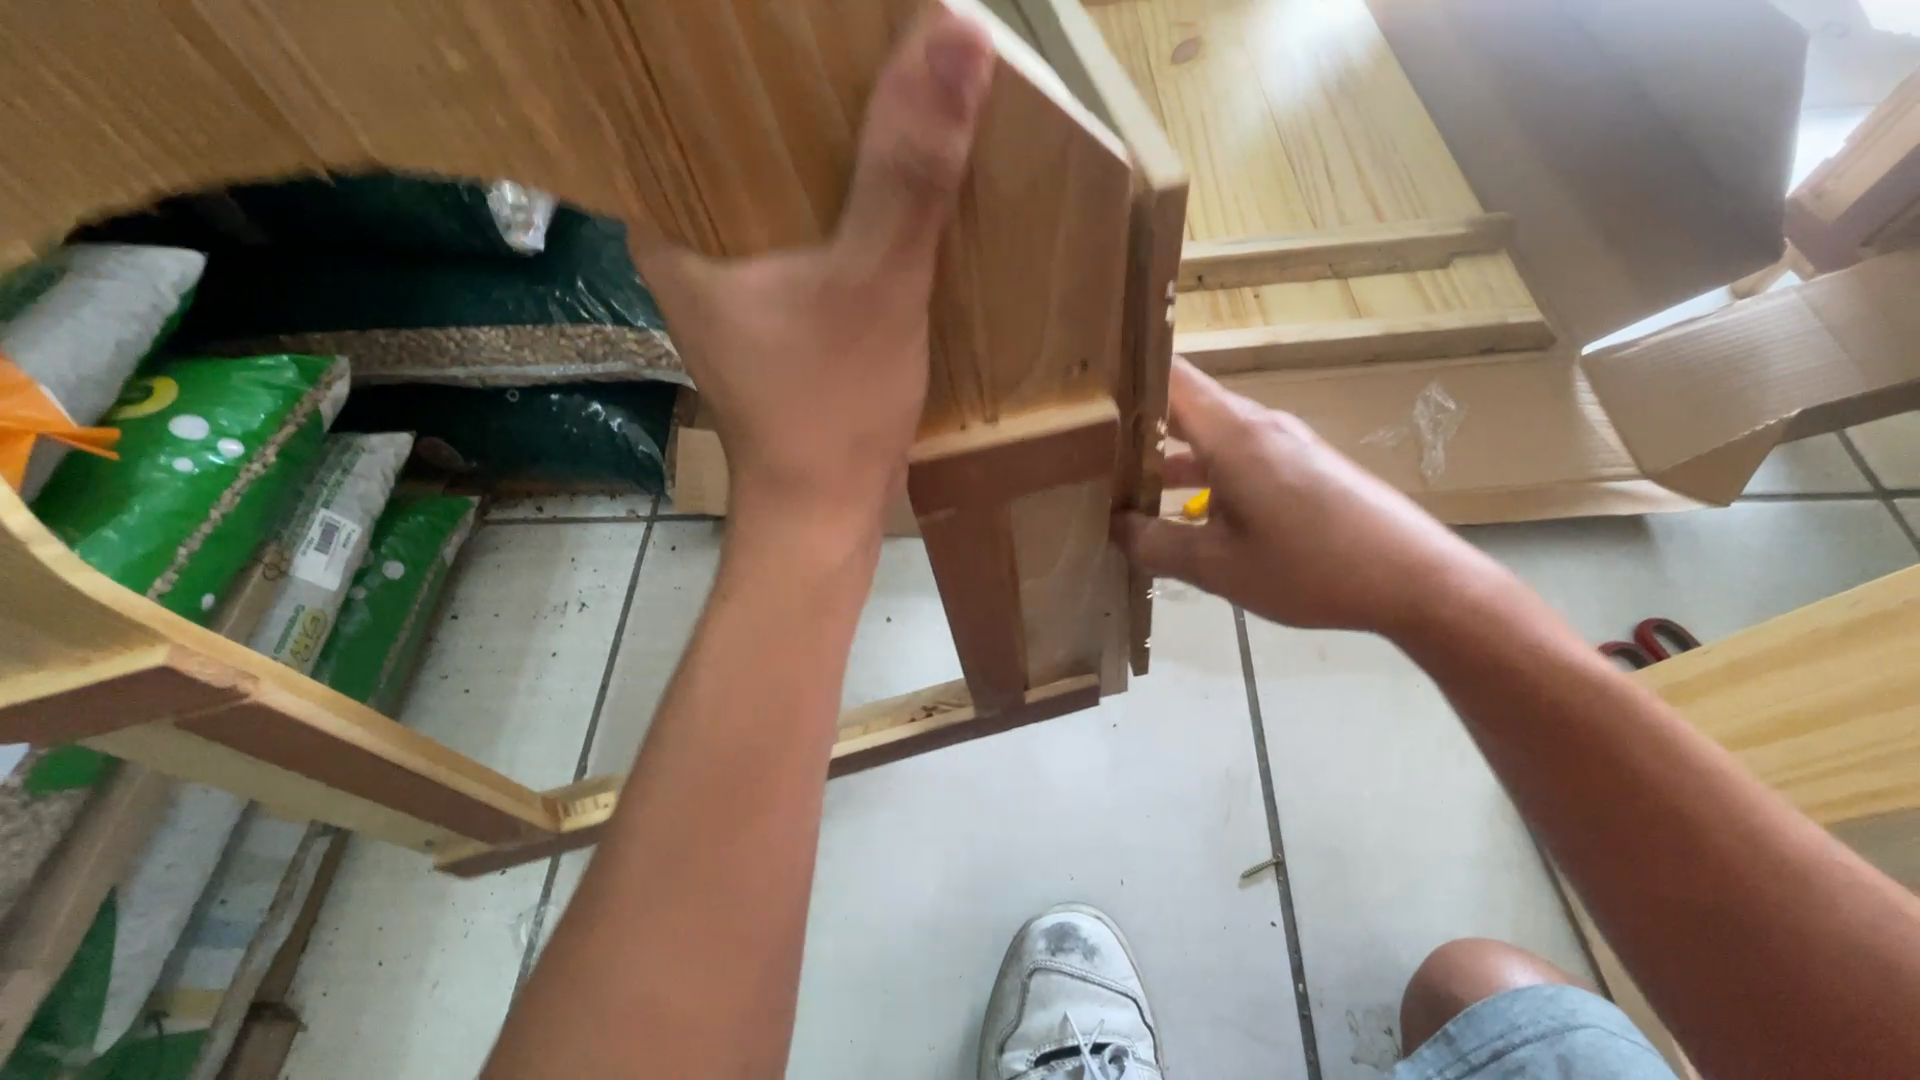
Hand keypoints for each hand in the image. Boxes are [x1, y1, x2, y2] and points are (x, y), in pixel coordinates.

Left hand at [636, 10, 994, 528]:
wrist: (824, 516)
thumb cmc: (830, 411)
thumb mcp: (875, 282)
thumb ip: (909, 168)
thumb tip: (959, 31)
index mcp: (670, 218)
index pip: (691, 90)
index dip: (751, 42)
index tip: (812, 17)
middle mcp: (685, 238)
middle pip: (742, 132)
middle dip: (803, 89)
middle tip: (866, 38)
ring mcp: (728, 276)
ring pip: (779, 182)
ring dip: (832, 146)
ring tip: (885, 89)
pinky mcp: (770, 305)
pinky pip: (803, 225)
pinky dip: (844, 201)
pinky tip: (887, 175)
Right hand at [1115, 359, 1505, 636]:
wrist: (1416, 579)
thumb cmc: (1311, 567)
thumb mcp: (1218, 568)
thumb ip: (1156, 545)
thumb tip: (1114, 527)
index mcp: (1232, 433)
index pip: (1169, 374)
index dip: (1125, 368)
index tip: (1080, 381)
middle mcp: (1257, 423)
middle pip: (1184, 400)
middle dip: (1134, 416)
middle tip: (1082, 437)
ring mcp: (1283, 442)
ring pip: (1209, 430)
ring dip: (1167, 450)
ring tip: (1121, 477)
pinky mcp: (1302, 464)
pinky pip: (1236, 452)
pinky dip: (1201, 467)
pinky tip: (1183, 507)